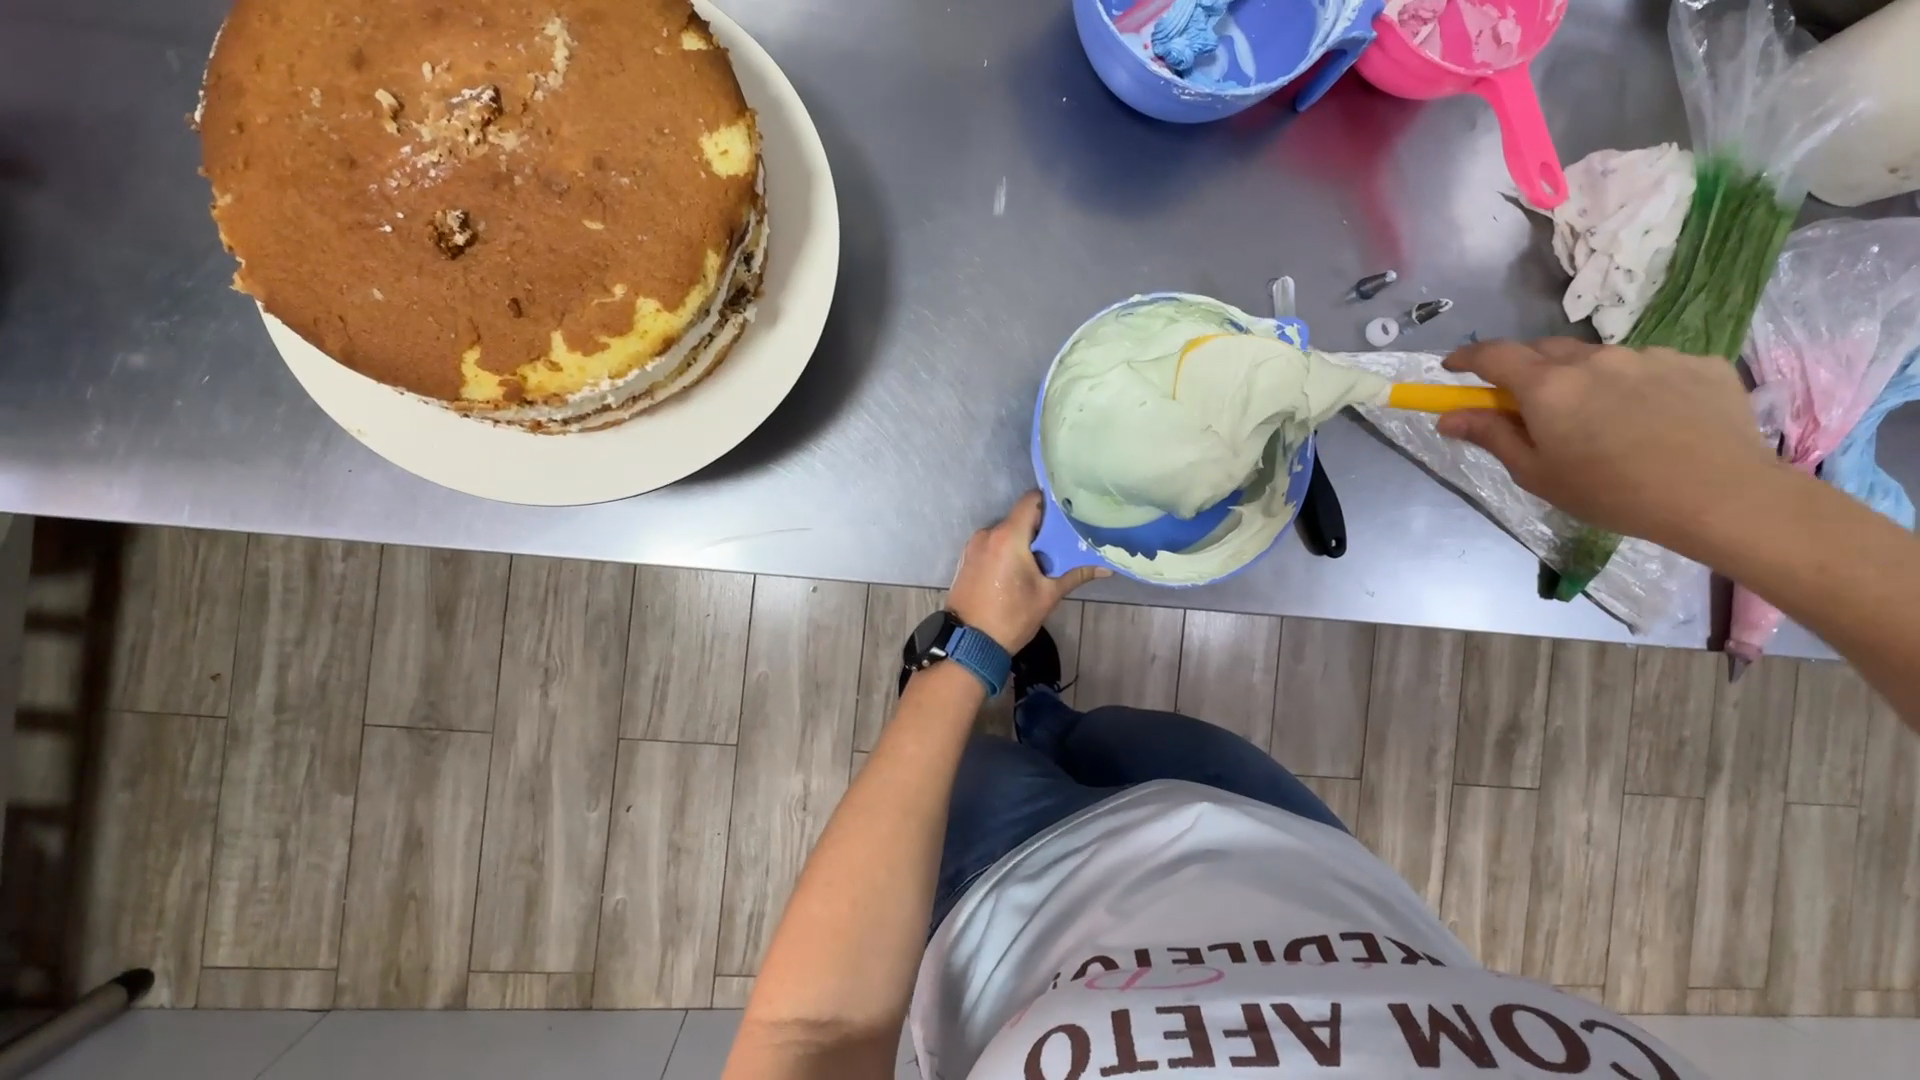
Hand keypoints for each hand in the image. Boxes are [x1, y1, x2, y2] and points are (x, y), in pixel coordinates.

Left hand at [948, 492, 1106, 651]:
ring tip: (1043, 561)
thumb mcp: (1047, 596)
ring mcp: (973, 546)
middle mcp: (988, 534)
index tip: (1067, 516)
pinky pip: (992, 546)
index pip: (1031, 500)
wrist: (969, 644)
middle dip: (1041, 529)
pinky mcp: (967, 558)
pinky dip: (1007, 552)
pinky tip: (1020, 571)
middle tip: (1063, 544)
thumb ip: (1075, 574)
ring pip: (1006, 533)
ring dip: (1023, 543)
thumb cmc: (1011, 618)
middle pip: (1020, 518)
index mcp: (1008, 537)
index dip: (1050, 504)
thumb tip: (1106, 568)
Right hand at [1437, 338, 1777, 548]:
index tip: (1453, 368)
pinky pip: (1650, 367)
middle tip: (1527, 403)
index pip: (1494, 355)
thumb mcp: (1537, 473)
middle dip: (1526, 369)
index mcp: (1548, 386)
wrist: (1721, 494)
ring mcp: (1649, 356)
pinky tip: (1651, 420)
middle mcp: (1594, 359)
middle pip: (1545, 350)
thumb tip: (1448, 416)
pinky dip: (1635, 385)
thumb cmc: (1612, 492)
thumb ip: (1491, 437)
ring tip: (1600, 420)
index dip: (1467, 358)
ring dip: (1584, 379)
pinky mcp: (1696, 363)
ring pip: (1599, 359)